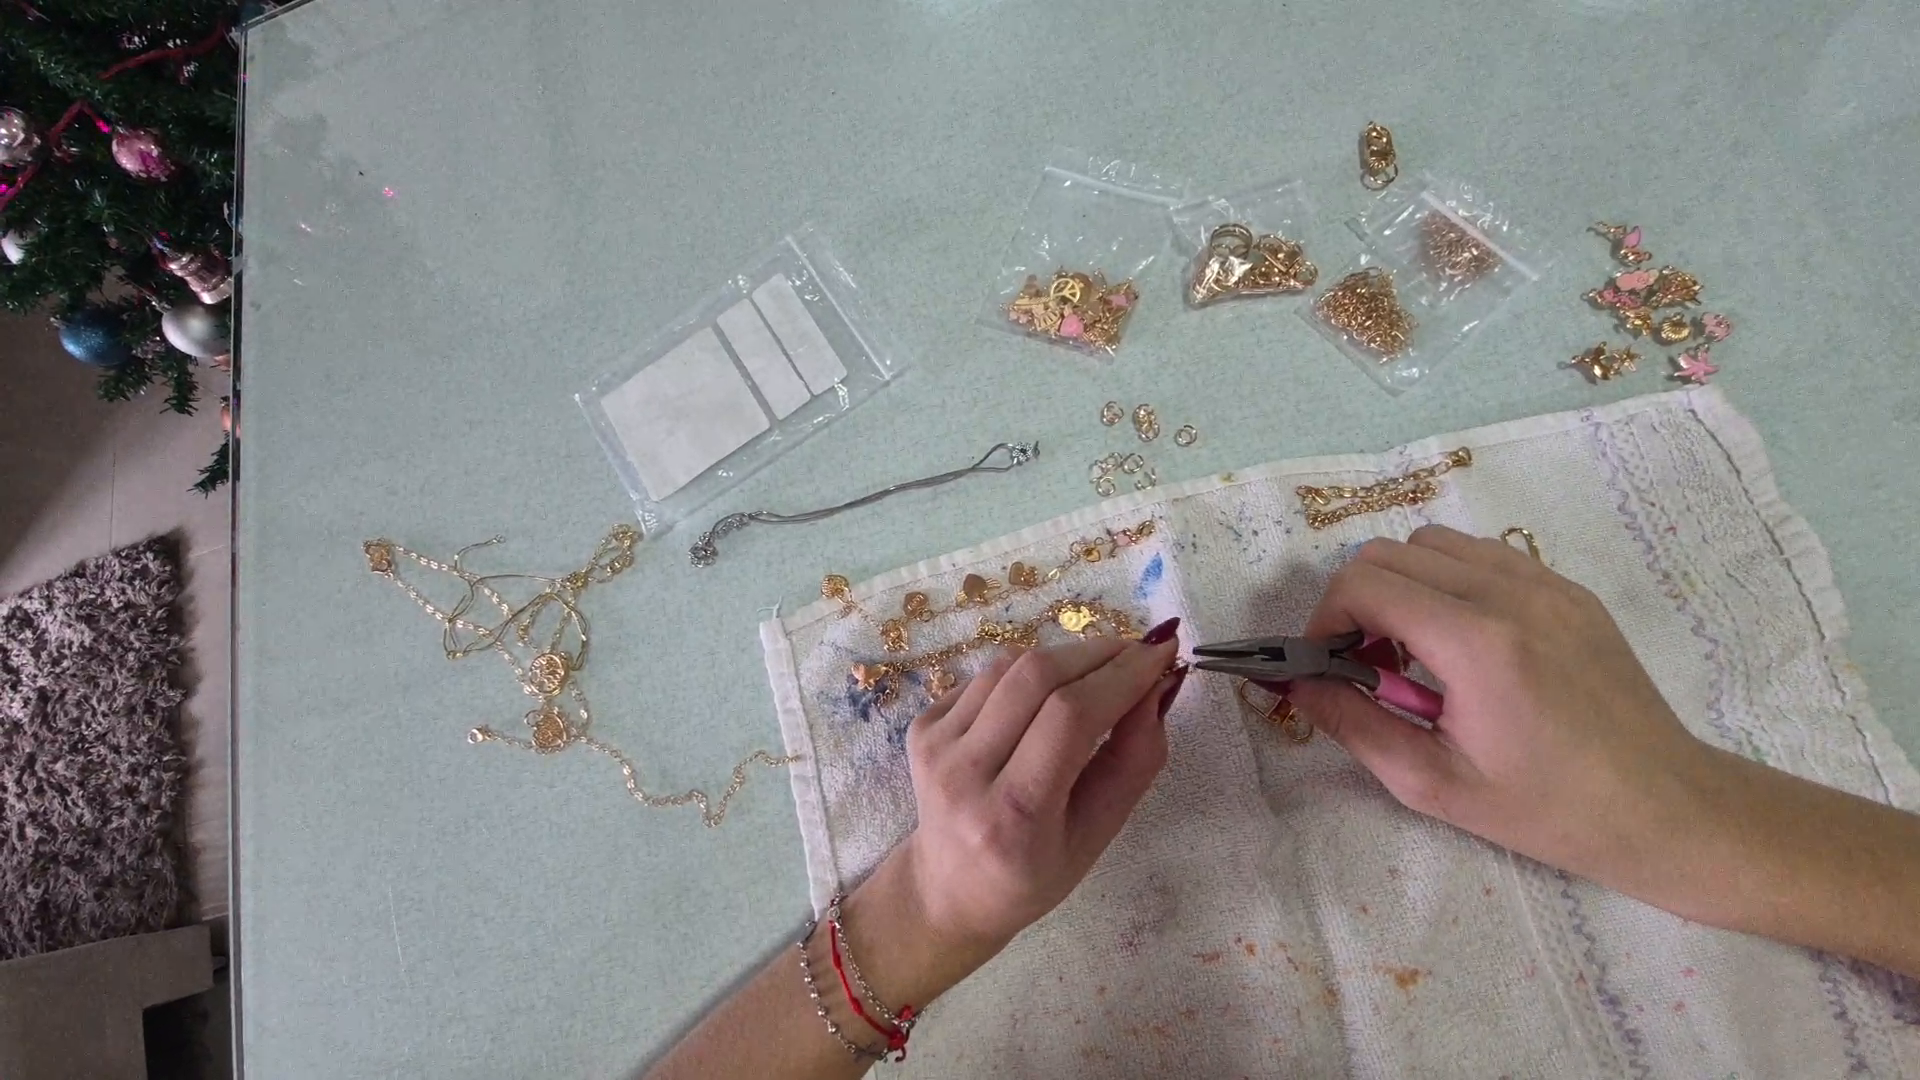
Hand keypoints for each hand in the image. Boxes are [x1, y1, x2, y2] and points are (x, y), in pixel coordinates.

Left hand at [841, 623, 1185, 1004]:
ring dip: (1065, 659)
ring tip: (1097, 676)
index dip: (1122, 675)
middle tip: (1137, 654)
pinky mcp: (921, 725)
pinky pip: (986, 677)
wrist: (949, 888)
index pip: (1070, 717)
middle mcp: (964, 774)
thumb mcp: (1099, 833)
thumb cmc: (1035, 873)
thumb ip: (1135, 760)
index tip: (1162, 651)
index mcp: (1014, 817)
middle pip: (1036, 676)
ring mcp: (934, 745)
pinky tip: (1044, 699)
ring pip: (1010, 666)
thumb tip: (1157, 686)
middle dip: (1097, 654)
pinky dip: (1027, 675)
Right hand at [1286, 525, 1711, 891]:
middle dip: (1354, 600)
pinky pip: (1476, 554)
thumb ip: (1350, 722)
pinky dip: (1443, 579)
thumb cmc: (1547, 808)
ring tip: (1410, 643)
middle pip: (1386, 553)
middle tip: (1362, 658)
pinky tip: (1458, 635)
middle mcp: (1508, 593)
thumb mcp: (1430, 782)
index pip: (1362, 585)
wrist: (1674, 811)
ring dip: (1398, 584)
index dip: (1324, 619)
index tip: (1328, 663)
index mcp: (1475, 643)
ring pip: (1429, 543)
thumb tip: (1296, 682)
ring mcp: (1544, 582)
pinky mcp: (1565, 587)